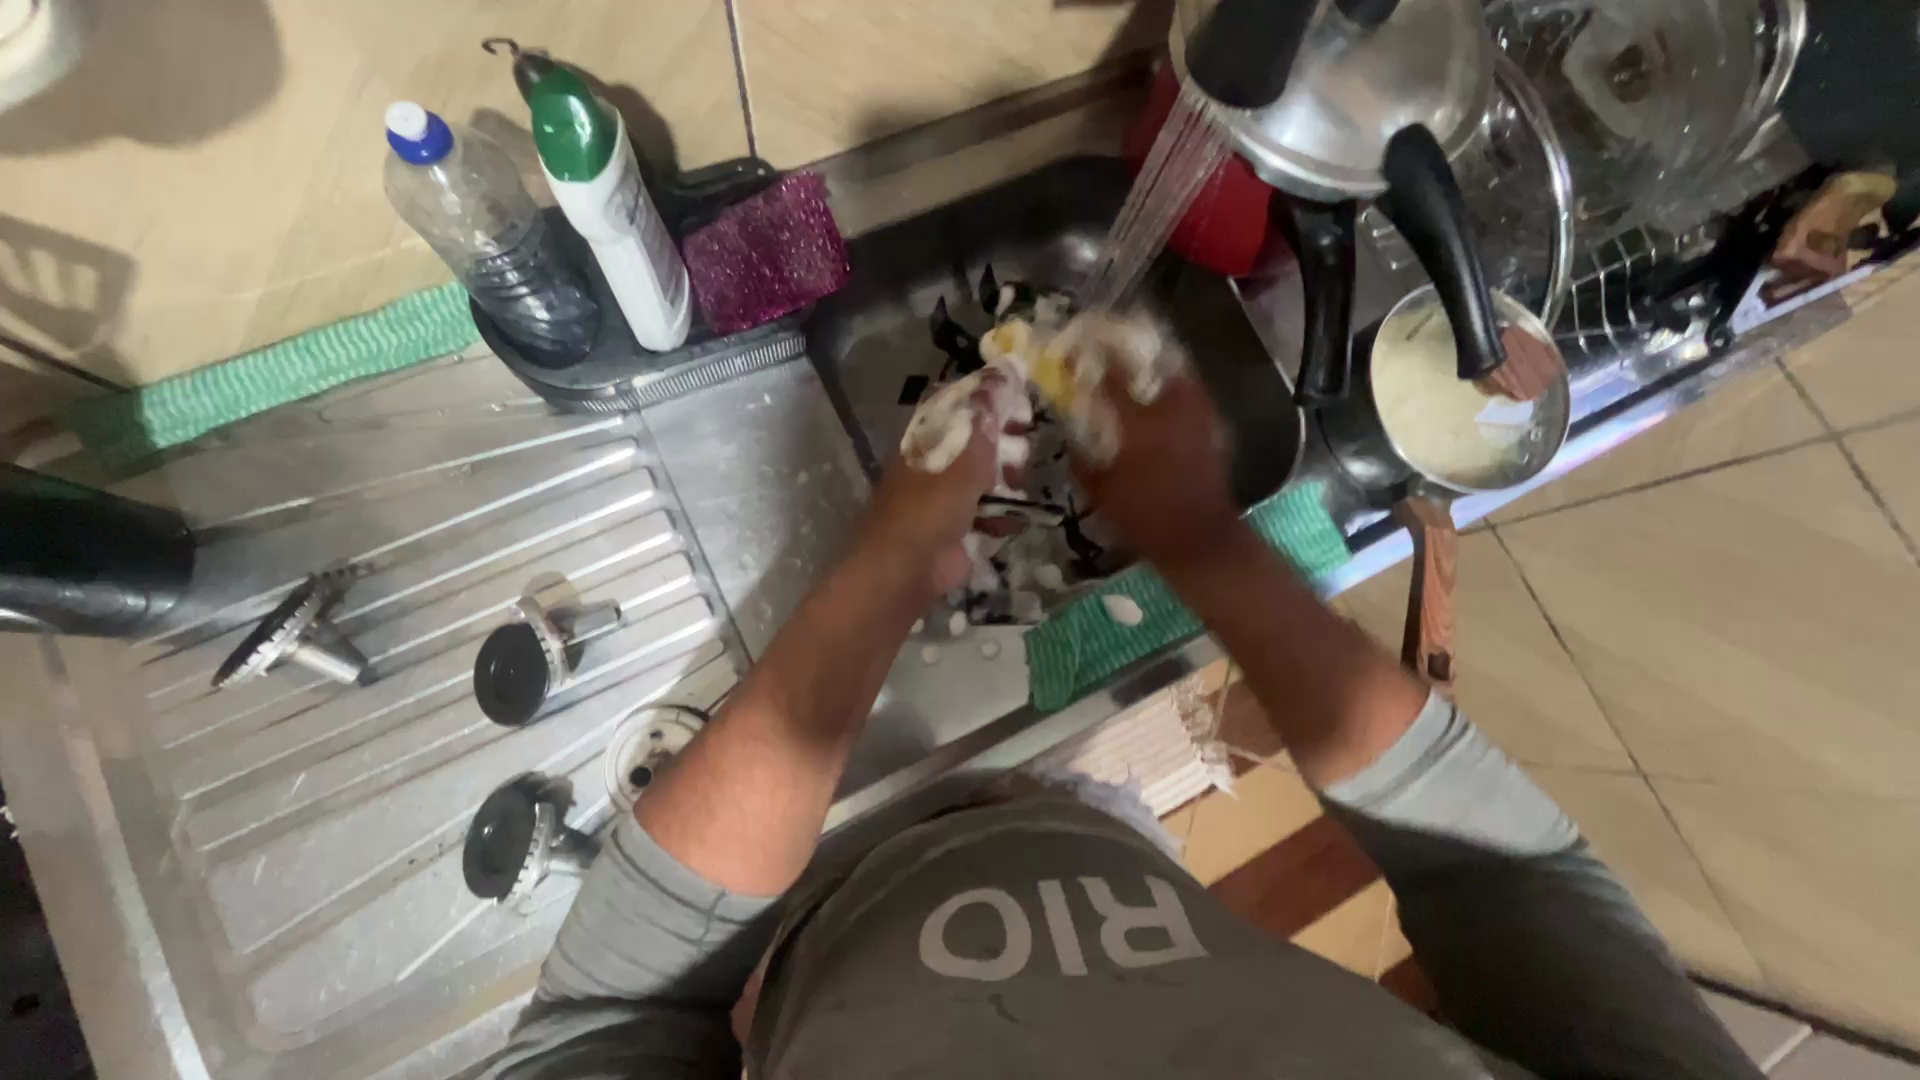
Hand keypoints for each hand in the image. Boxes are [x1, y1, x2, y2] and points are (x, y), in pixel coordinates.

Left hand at [857, 396, 1024, 596]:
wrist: (905, 572)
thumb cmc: (927, 510)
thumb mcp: (961, 466)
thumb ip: (982, 433)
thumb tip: (995, 389)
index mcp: (924, 446)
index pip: (954, 414)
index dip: (983, 405)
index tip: (1014, 402)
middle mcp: (932, 470)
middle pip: (972, 449)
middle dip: (1000, 446)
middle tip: (1023, 446)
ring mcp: (944, 503)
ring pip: (981, 483)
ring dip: (1004, 482)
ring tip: (1021, 481)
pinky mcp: (956, 535)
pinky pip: (985, 518)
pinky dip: (1002, 517)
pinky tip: (1016, 518)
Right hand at [1071, 371, 1241, 570]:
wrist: (1198, 539)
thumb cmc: (1144, 518)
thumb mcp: (1102, 496)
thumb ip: (1084, 466)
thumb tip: (1073, 446)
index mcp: (1138, 425)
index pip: (1113, 384)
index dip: (1097, 366)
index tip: (1084, 356)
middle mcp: (1171, 414)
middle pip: (1158, 370)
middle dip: (1140, 360)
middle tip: (1125, 359)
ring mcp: (1198, 422)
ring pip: (1185, 383)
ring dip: (1167, 376)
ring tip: (1152, 378)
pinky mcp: (1216, 436)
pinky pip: (1199, 405)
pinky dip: (1186, 400)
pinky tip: (1174, 410)